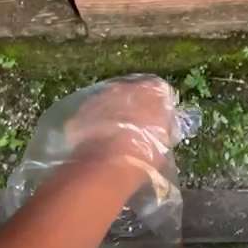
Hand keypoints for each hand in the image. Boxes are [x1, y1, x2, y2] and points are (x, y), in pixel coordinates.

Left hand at [63, 75, 179, 165]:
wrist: (110, 162)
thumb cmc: (147, 152)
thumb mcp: (166, 140)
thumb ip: (164, 128)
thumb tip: (161, 130)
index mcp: (153, 89)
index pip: (160, 92)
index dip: (160, 109)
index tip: (160, 124)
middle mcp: (125, 85)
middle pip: (131, 93)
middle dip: (134, 108)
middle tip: (137, 130)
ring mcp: (100, 96)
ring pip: (108, 103)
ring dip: (112, 116)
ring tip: (115, 139)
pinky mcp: (81, 111)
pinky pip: (91, 116)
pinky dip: (94, 126)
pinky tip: (98, 145)